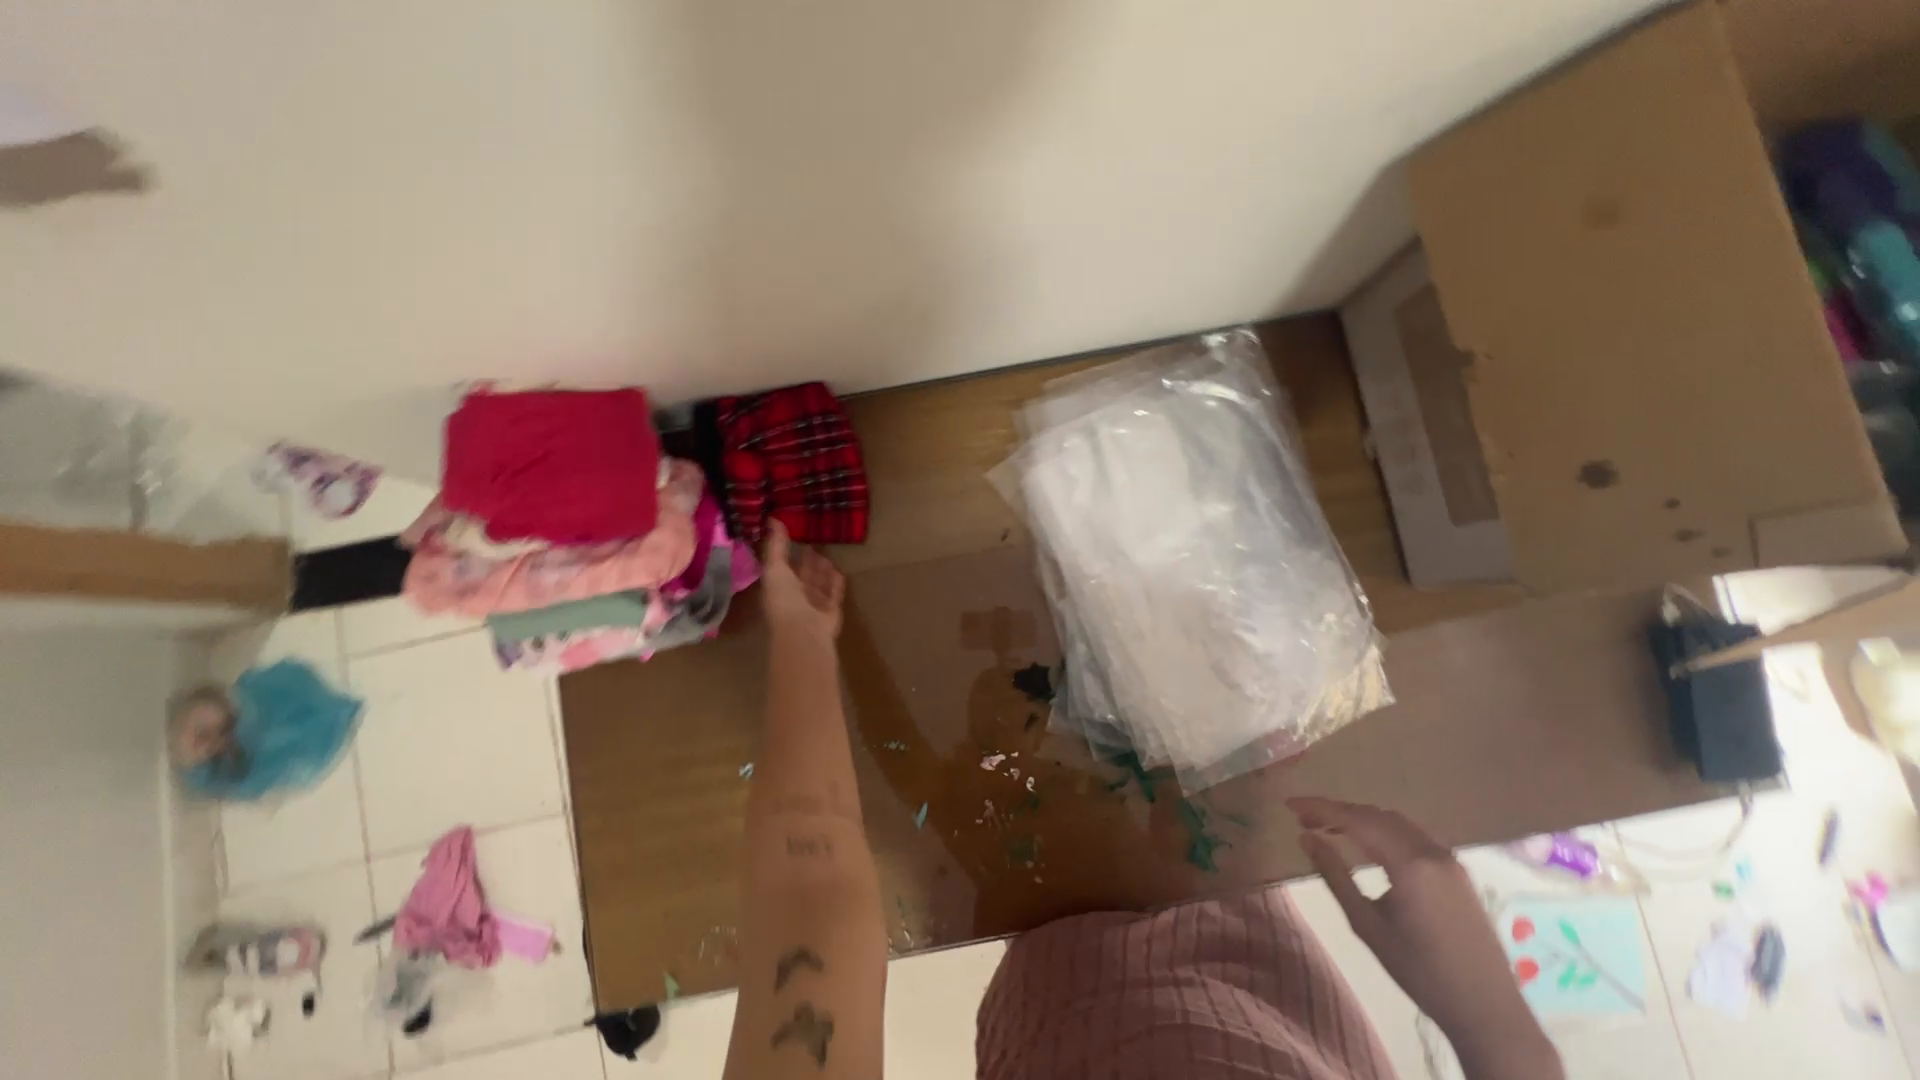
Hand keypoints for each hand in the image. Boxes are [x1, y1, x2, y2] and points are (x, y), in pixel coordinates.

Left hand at [760, 520, 845, 639]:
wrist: (804, 630)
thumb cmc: (785, 599)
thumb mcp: (776, 568)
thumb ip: (776, 545)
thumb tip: (772, 518)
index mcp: (779, 587)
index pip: (784, 568)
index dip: (789, 554)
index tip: (795, 537)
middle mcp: (796, 596)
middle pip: (804, 575)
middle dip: (808, 561)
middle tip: (815, 543)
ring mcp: (814, 604)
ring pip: (819, 583)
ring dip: (823, 571)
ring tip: (827, 555)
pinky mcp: (831, 610)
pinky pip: (834, 593)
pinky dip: (836, 583)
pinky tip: (839, 571)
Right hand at [1289, 797, 1561, 1079]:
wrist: (1485, 1007)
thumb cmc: (1419, 970)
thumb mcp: (1366, 924)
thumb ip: (1334, 875)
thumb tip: (1305, 838)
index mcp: (1410, 863)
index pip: (1356, 819)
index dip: (1320, 807)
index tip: (1290, 804)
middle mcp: (1432, 851)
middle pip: (1377, 815)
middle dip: (1338, 811)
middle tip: (1304, 817)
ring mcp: (1449, 859)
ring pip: (1397, 823)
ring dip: (1362, 819)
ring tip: (1330, 828)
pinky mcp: (1458, 871)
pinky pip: (1414, 836)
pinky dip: (1384, 831)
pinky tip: (1368, 846)